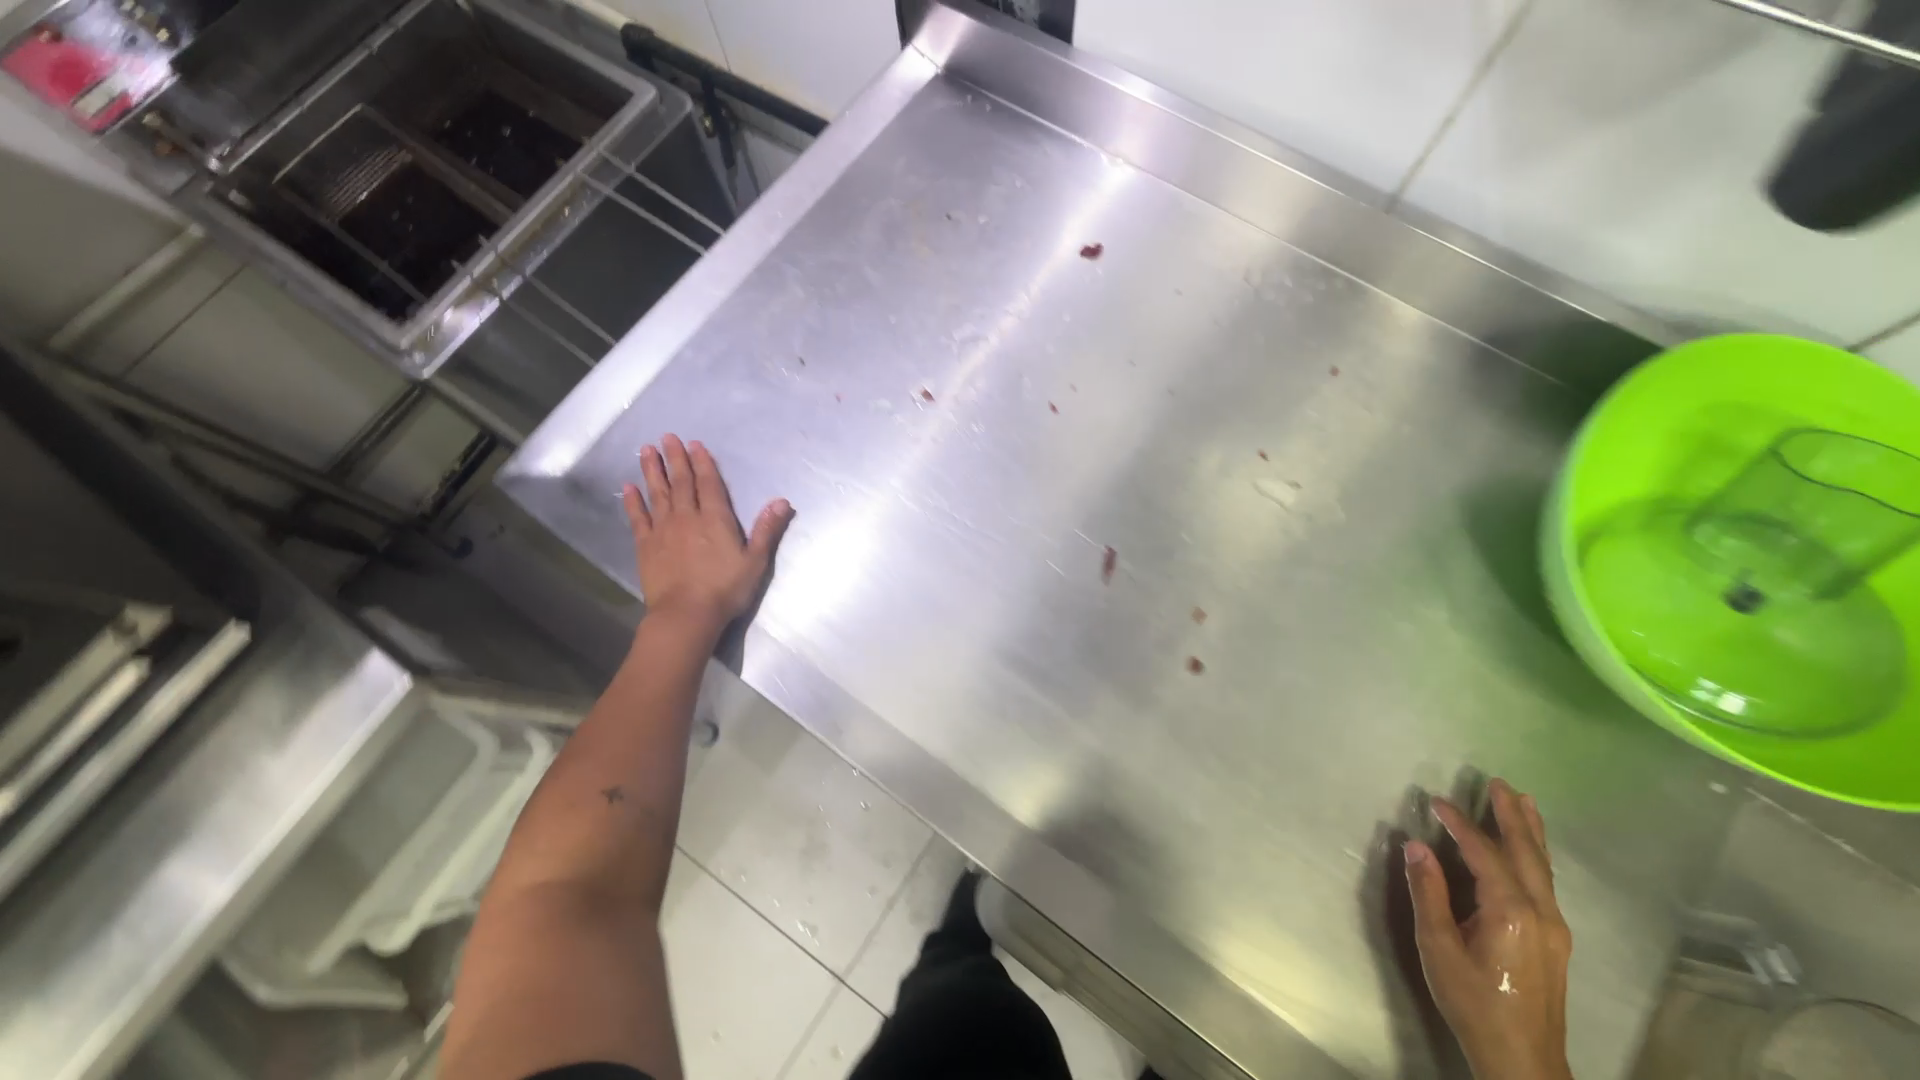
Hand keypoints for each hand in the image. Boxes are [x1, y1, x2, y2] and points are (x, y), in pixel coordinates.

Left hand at [622, 434, 792, 633]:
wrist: (686, 614)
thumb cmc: (726, 589)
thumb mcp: (756, 561)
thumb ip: (767, 530)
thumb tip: (782, 501)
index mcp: (715, 519)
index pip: (709, 484)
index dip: (703, 462)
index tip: (695, 444)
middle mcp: (687, 517)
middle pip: (681, 482)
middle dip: (675, 458)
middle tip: (666, 437)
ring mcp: (663, 530)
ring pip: (658, 493)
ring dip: (652, 471)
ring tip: (646, 450)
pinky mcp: (646, 546)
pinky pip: (638, 517)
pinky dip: (633, 501)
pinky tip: (628, 487)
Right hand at [1405, 780, 1572, 1079]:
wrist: (1521, 1056)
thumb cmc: (1472, 1001)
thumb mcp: (1437, 948)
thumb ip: (1428, 894)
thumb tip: (1415, 846)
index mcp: (1510, 911)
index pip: (1483, 854)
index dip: (1460, 824)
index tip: (1437, 800)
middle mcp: (1540, 911)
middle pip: (1525, 853)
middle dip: (1511, 816)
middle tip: (1499, 783)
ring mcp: (1555, 926)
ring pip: (1542, 867)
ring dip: (1530, 832)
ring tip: (1524, 803)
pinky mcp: (1556, 939)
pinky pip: (1545, 882)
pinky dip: (1536, 856)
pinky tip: (1530, 852)